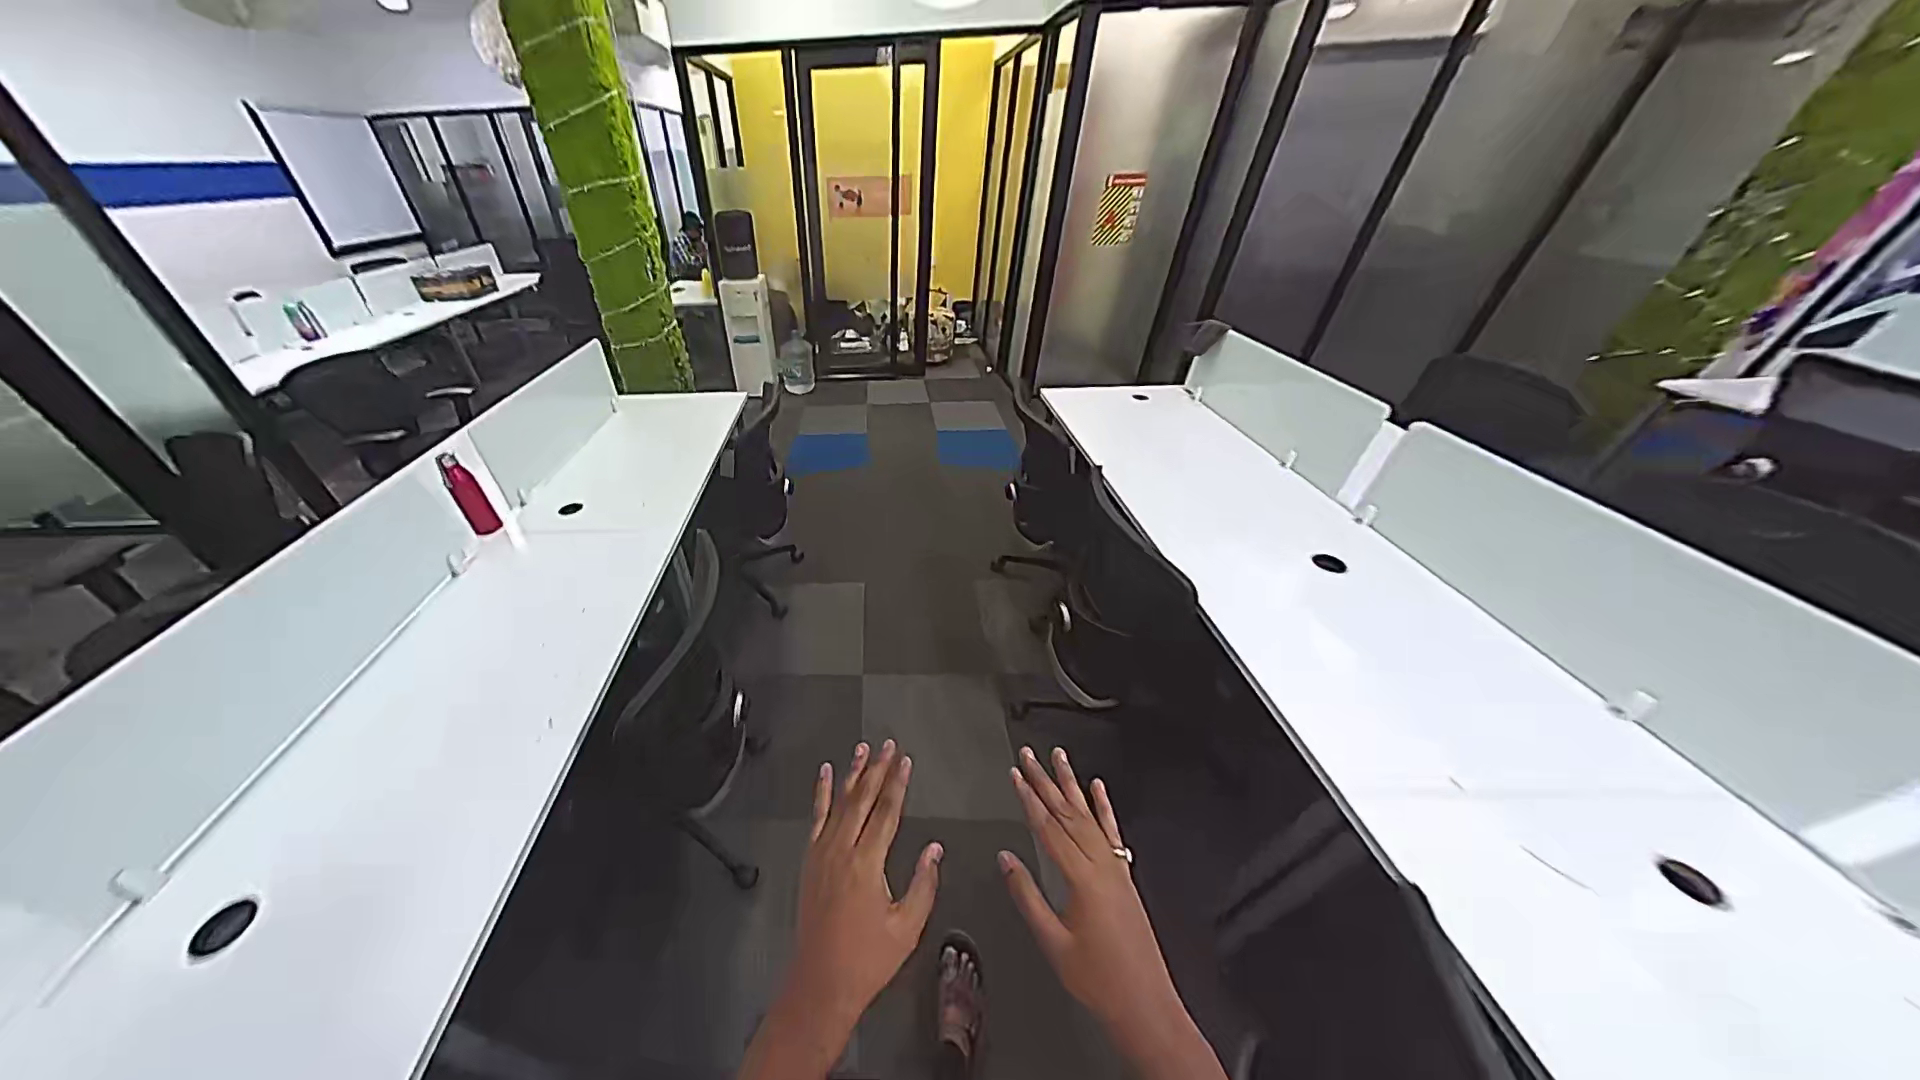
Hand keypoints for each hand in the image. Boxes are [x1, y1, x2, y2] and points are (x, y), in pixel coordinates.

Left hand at [739, 741, 940, 1079]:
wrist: (820, 985)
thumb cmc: (866, 959)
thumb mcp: (907, 926)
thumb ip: (923, 883)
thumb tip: (933, 849)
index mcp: (866, 864)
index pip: (886, 812)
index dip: (898, 784)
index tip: (905, 761)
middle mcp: (841, 851)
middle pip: (862, 799)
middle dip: (877, 769)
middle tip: (888, 745)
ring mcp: (821, 854)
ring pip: (839, 803)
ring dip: (852, 774)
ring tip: (862, 749)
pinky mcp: (809, 861)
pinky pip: (815, 819)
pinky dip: (820, 794)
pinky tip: (824, 776)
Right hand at [1001, 746, 1226, 1079]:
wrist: (1145, 1004)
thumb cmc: (1097, 979)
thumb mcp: (1053, 941)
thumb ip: (1027, 896)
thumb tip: (1007, 859)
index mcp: (1081, 879)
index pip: (1048, 827)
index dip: (1029, 799)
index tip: (1015, 775)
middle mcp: (1101, 865)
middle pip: (1067, 813)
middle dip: (1045, 780)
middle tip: (1028, 755)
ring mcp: (1115, 867)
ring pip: (1088, 814)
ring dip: (1071, 784)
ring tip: (1059, 757)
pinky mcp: (1124, 875)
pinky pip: (1112, 832)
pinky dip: (1104, 807)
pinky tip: (1098, 788)